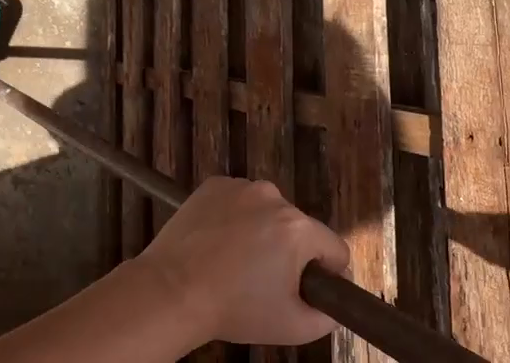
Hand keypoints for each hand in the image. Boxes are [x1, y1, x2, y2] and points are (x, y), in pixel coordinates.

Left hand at [137, 176, 350, 345]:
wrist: (174, 288)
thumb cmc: (236, 308)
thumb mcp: (296, 326)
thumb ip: (329, 313)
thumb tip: (332, 295)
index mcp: (297, 227)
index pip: (334, 247)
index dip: (327, 273)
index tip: (306, 288)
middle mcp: (271, 196)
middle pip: (299, 227)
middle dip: (291, 251)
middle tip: (266, 279)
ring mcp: (238, 186)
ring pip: (268, 212)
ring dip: (263, 231)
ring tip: (238, 261)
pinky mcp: (211, 184)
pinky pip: (239, 201)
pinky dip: (236, 217)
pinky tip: (220, 242)